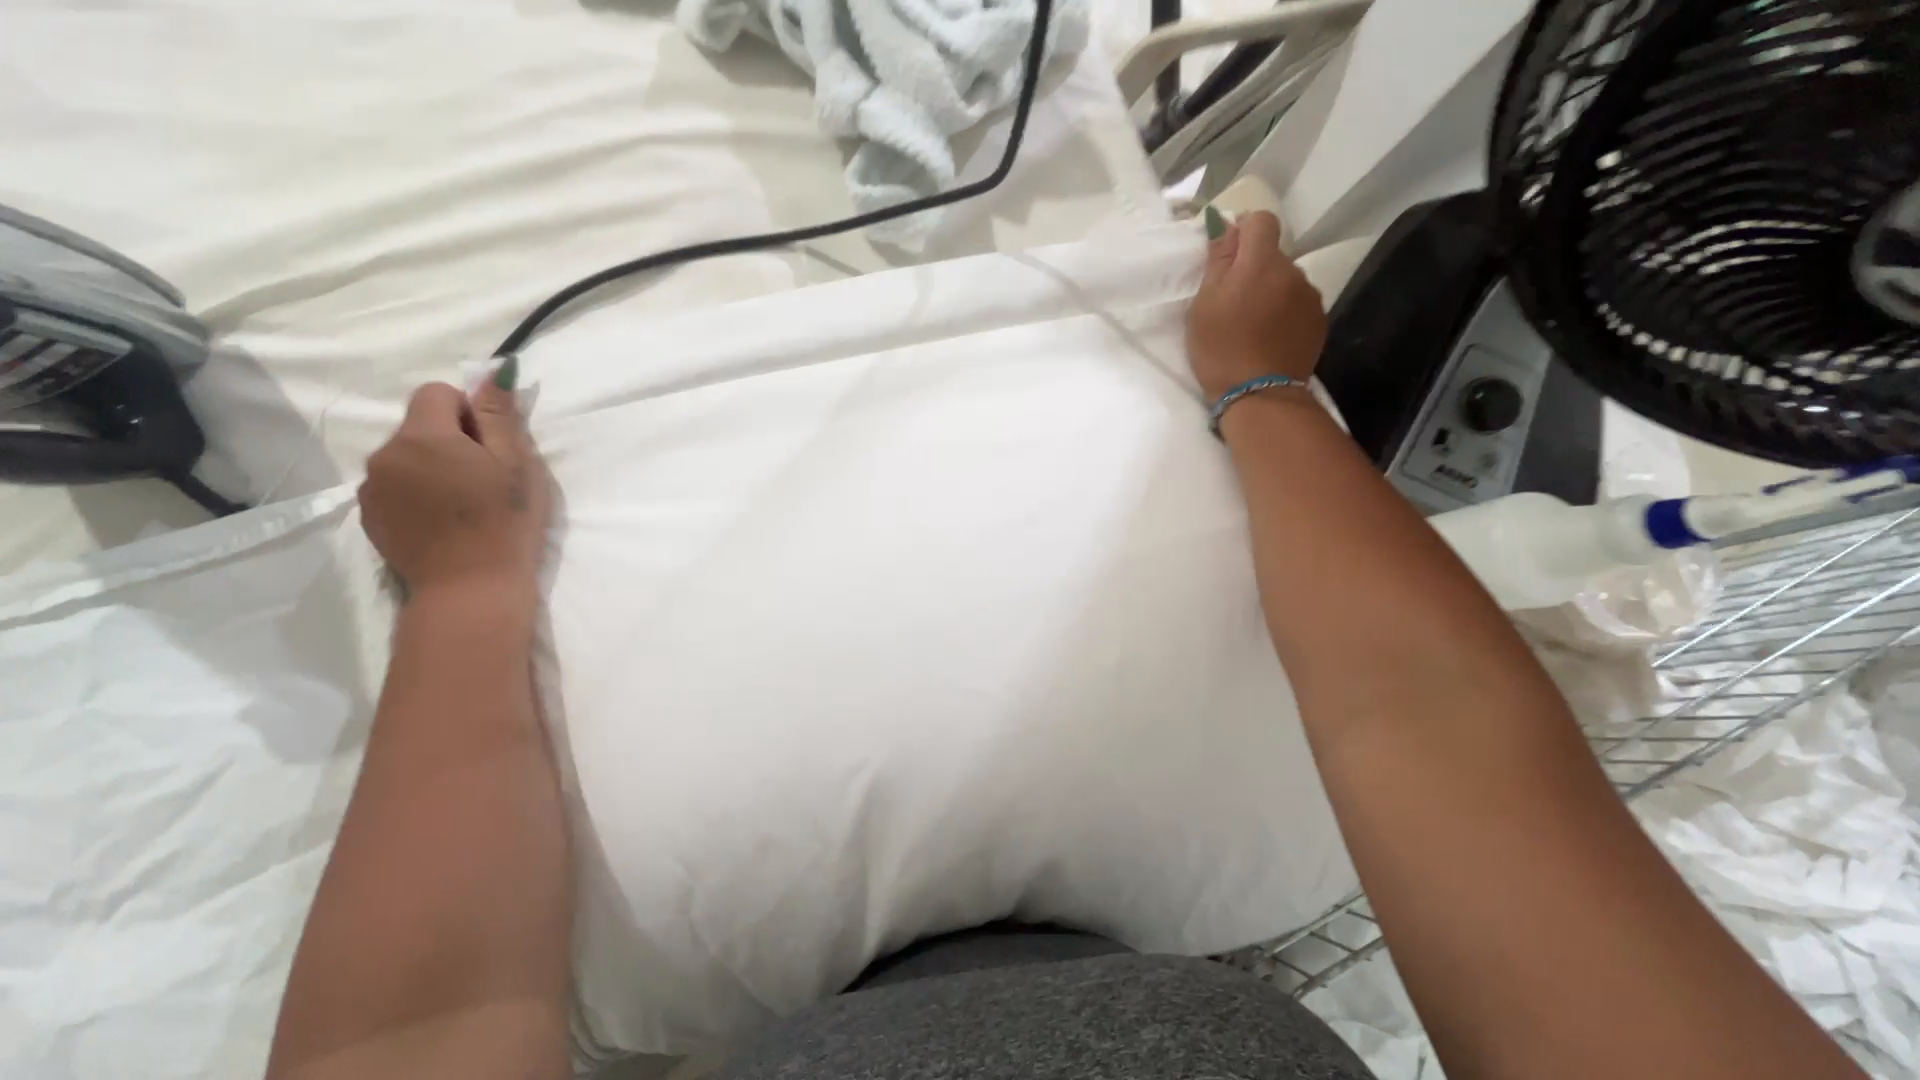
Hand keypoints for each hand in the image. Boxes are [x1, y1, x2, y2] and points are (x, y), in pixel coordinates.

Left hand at [359, 372, 549, 601]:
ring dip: (431, 468)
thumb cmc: (503, 524)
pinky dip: (416, 494)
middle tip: (481, 480)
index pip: (436, 393)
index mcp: (423, 436)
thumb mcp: (515, 465)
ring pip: (405, 457)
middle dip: (449, 441)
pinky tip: (441, 523)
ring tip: (460, 506)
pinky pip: (393, 486)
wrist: (469, 591)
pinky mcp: (369, 517)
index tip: (489, 448)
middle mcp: (385, 454)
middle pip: (418, 426)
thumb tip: (494, 370)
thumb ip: (499, 415)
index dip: (468, 414)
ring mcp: (371, 488)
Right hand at [1186, 210, 1327, 401]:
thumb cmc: (1220, 349)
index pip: (1261, 221)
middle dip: (1255, 268)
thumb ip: (1217, 262)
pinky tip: (1271, 337)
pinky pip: (1298, 304)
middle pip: (1273, 255)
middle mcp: (1293, 271)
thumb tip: (1228, 230)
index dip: (1244, 231)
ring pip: (1287, 280)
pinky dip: (1285, 312)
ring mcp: (1310, 297)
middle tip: (1234, 302)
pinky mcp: (1319, 321)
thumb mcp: (1202, 305)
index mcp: (1260, 263)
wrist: (1260, 396)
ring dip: (1272, 291)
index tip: (1228, 255)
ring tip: (1254, 324)